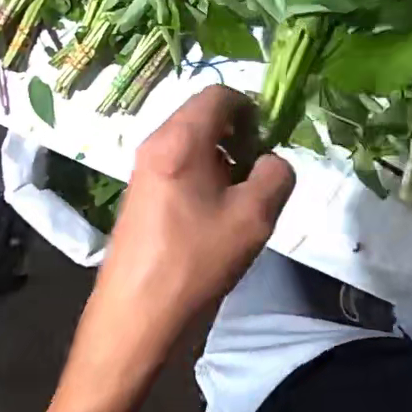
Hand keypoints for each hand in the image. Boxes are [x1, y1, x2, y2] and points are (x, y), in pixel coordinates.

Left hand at [71, 86, 295, 390]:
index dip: (251, 107)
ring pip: (191, 142)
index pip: (218, 94)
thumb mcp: (253, 217)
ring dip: (223, 157)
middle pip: (203, 115)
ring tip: (241, 197)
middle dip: (238, 134)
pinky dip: (204, 174)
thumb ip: (275, 175)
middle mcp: (155, 145)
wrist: (136, 317)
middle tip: (259, 170)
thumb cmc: (195, 261)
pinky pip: (178, 165)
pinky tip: (215, 214)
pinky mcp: (141, 195)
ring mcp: (143, 170)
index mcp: (178, 140)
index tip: (270, 139)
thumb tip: (271, 162)